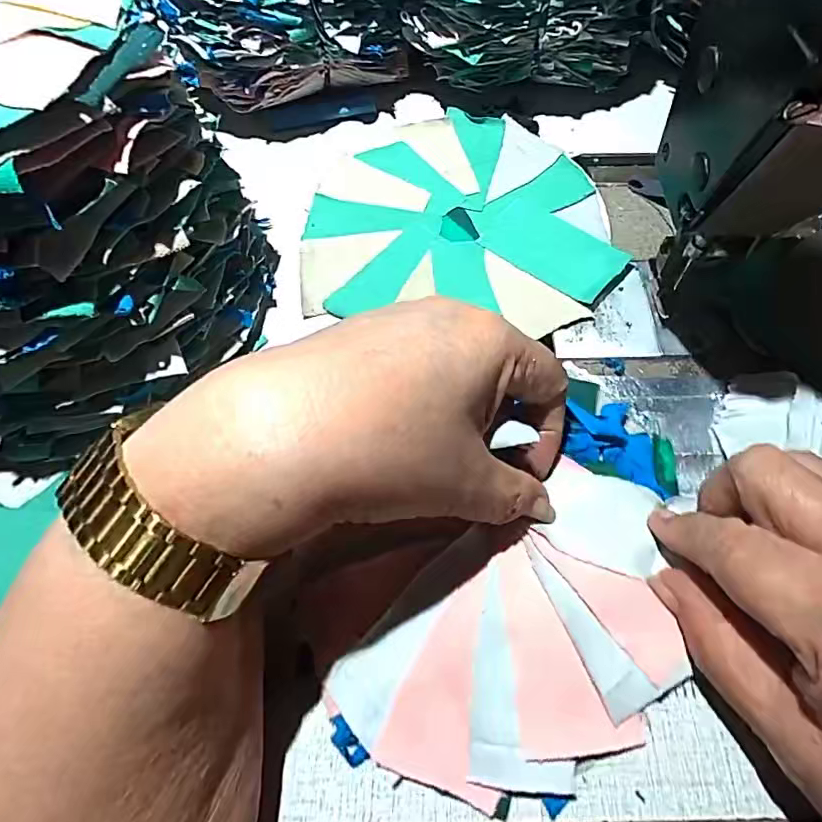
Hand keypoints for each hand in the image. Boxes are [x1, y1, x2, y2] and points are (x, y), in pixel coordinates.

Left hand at [122, 298, 564, 558]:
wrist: (268, 435)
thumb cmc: (390, 454)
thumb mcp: (464, 484)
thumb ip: (516, 496)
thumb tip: (544, 509)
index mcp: (494, 338)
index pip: (553, 382)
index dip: (550, 436)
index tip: (521, 477)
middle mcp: (456, 312)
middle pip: (508, 368)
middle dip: (506, 422)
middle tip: (477, 465)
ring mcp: (406, 312)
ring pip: (463, 360)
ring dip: (467, 408)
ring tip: (432, 448)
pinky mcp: (366, 324)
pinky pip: (420, 355)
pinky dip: (426, 392)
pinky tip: (388, 425)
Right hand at [646, 446, 821, 821]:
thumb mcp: (801, 754)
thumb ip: (722, 654)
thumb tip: (670, 582)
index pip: (734, 544)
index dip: (684, 533)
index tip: (656, 531)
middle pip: (771, 470)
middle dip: (721, 492)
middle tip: (705, 541)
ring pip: (811, 467)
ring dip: (765, 490)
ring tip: (750, 541)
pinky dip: (809, 502)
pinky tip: (806, 551)